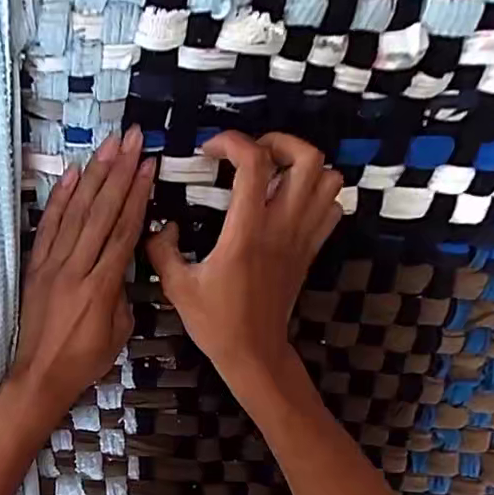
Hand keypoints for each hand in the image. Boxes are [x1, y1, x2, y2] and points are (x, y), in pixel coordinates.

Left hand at [9, 128, 155, 412]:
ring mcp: (52, 264)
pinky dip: (59, 199)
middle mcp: (76, 268)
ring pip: (75, 212)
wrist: (40, 376)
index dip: (137, 195)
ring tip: (107, 146)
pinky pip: (48, 226)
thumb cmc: (85, 360)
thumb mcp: (120, 332)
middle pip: (101, 211)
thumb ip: (125, 294)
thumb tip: (123, 268)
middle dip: (119, 171)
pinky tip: (72, 175)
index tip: (147, 166)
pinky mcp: (35, 266)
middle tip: (131, 139)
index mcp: (102, 286)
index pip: (124, 230)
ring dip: (93, 176)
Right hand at [146, 130, 341, 385]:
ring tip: (273, 174)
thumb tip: (162, 226)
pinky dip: (317, 194)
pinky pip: (331, 208)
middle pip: (307, 159)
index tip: (210, 150)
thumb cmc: (215, 322)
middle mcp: (281, 228)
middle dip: (280, 141)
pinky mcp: (310, 251)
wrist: (254, 353)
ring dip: (303, 166)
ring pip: (328, 179)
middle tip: (252, 153)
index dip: (233, 142)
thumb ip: (161, 249)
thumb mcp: (176, 286)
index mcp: (246, 232)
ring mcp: (302, 238)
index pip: (254, 163)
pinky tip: (289, 202)